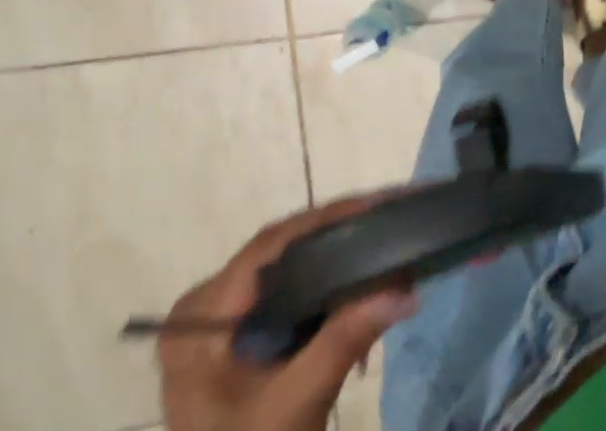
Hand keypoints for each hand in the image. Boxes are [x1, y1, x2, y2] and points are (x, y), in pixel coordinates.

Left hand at [159, 194, 418, 430]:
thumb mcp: (295, 402)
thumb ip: (344, 342)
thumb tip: (406, 288)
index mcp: (199, 318)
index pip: (270, 246)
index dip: (329, 218)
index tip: (383, 203)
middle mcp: (204, 307)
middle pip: (282, 250)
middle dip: (343, 230)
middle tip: (398, 213)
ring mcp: (222, 320)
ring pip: (290, 265)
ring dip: (342, 251)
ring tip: (392, 234)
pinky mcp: (243, 333)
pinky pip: (291, 288)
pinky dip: (332, 279)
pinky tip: (368, 274)